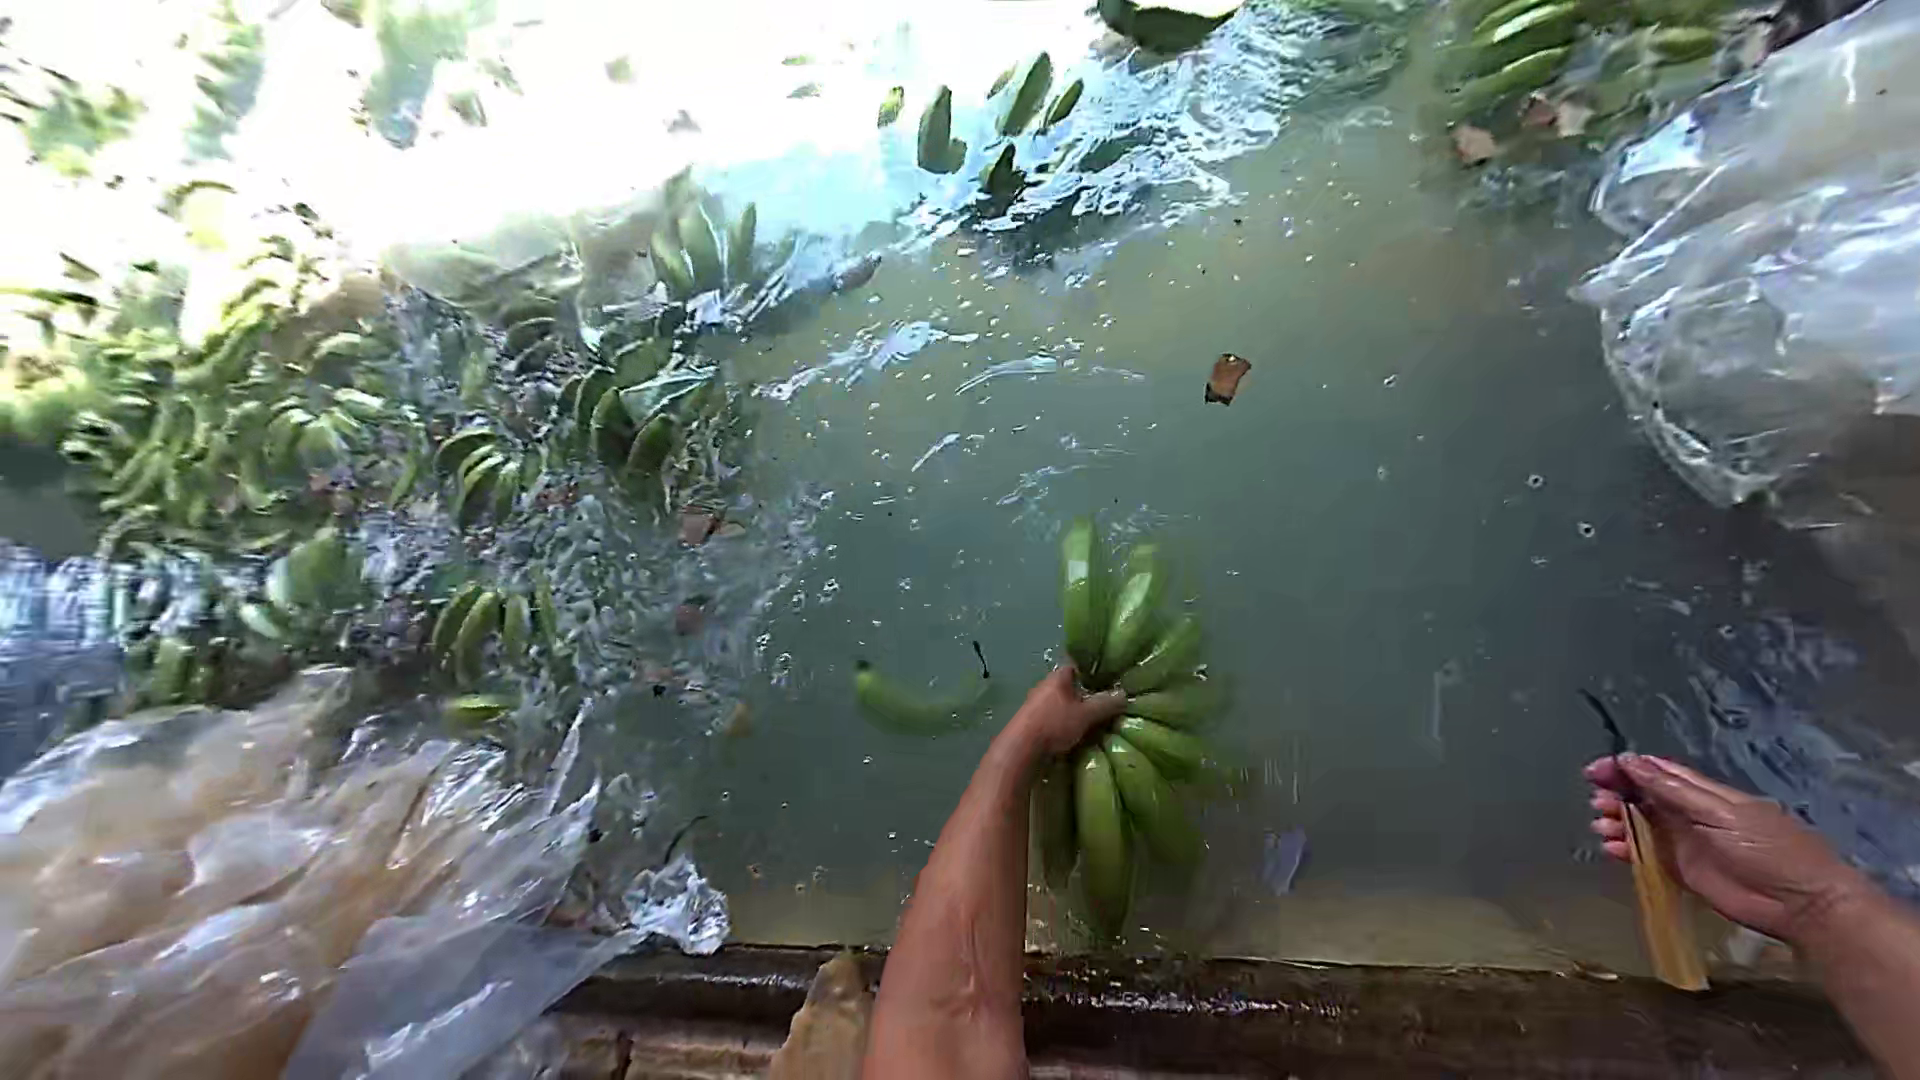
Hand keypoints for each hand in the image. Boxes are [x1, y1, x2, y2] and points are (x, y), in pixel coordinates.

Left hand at [1008, 666, 1125, 755]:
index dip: (1092, 674)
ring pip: (1062, 704)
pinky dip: (1065, 723)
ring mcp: (1037, 704)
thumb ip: (1105, 704)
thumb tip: (1124, 694)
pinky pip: (1055, 718)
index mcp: (1057, 677)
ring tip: (1095, 724)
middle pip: (1070, 687)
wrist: (1022, 748)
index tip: (1108, 684)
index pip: (1077, 668)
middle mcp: (1045, 686)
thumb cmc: (1055, 723)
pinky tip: (1076, 734)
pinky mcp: (1033, 721)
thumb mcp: (1086, 714)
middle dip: (1086, 697)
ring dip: (1075, 712)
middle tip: (1106, 707)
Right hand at [1586, 753, 1873, 944]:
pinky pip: (1636, 850)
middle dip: (1612, 794)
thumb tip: (1628, 760)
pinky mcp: (1674, 866)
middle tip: (1601, 803)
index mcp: (1701, 796)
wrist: (1804, 908)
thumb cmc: (1770, 852)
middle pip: (1636, 795)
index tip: (1596, 772)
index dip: (1623, 768)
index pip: (1653, 772)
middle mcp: (1686, 814)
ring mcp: (1679, 840)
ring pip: (1631, 821)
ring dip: (1613, 820)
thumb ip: (1671, 788)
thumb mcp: (1722, 814)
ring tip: (1606, 828)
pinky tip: (1614, 848)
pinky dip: (1620, 847)